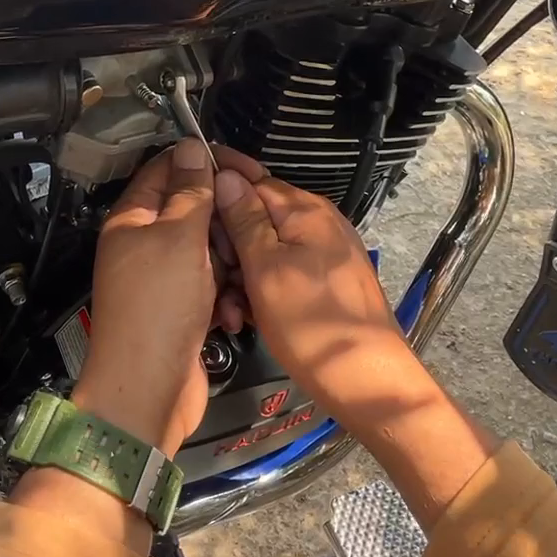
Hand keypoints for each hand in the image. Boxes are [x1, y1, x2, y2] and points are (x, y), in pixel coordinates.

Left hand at [72, 138, 217, 453]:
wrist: (148, 392)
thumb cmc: (159, 306)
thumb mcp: (179, 238)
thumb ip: (190, 190)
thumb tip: (191, 144)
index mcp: (133, 217)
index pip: (168, 168)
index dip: (204, 161)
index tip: (246, 168)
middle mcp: (144, 242)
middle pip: (193, 209)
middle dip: (223, 223)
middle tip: (242, 239)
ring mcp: (162, 276)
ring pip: (208, 248)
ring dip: (229, 264)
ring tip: (236, 283)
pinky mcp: (180, 307)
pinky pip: (210, 284)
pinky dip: (225, 295)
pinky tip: (233, 314)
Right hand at [210, 147, 429, 434]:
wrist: (368, 383)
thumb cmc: (311, 325)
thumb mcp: (266, 269)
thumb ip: (244, 219)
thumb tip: (226, 174)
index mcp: (304, 210)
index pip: (250, 179)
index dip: (217, 192)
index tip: (188, 210)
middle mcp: (318, 221)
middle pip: (257, 215)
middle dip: (229, 244)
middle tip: (215, 279)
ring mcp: (325, 252)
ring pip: (267, 247)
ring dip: (242, 273)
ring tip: (233, 311)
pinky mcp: (326, 280)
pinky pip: (283, 269)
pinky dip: (263, 287)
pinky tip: (251, 316)